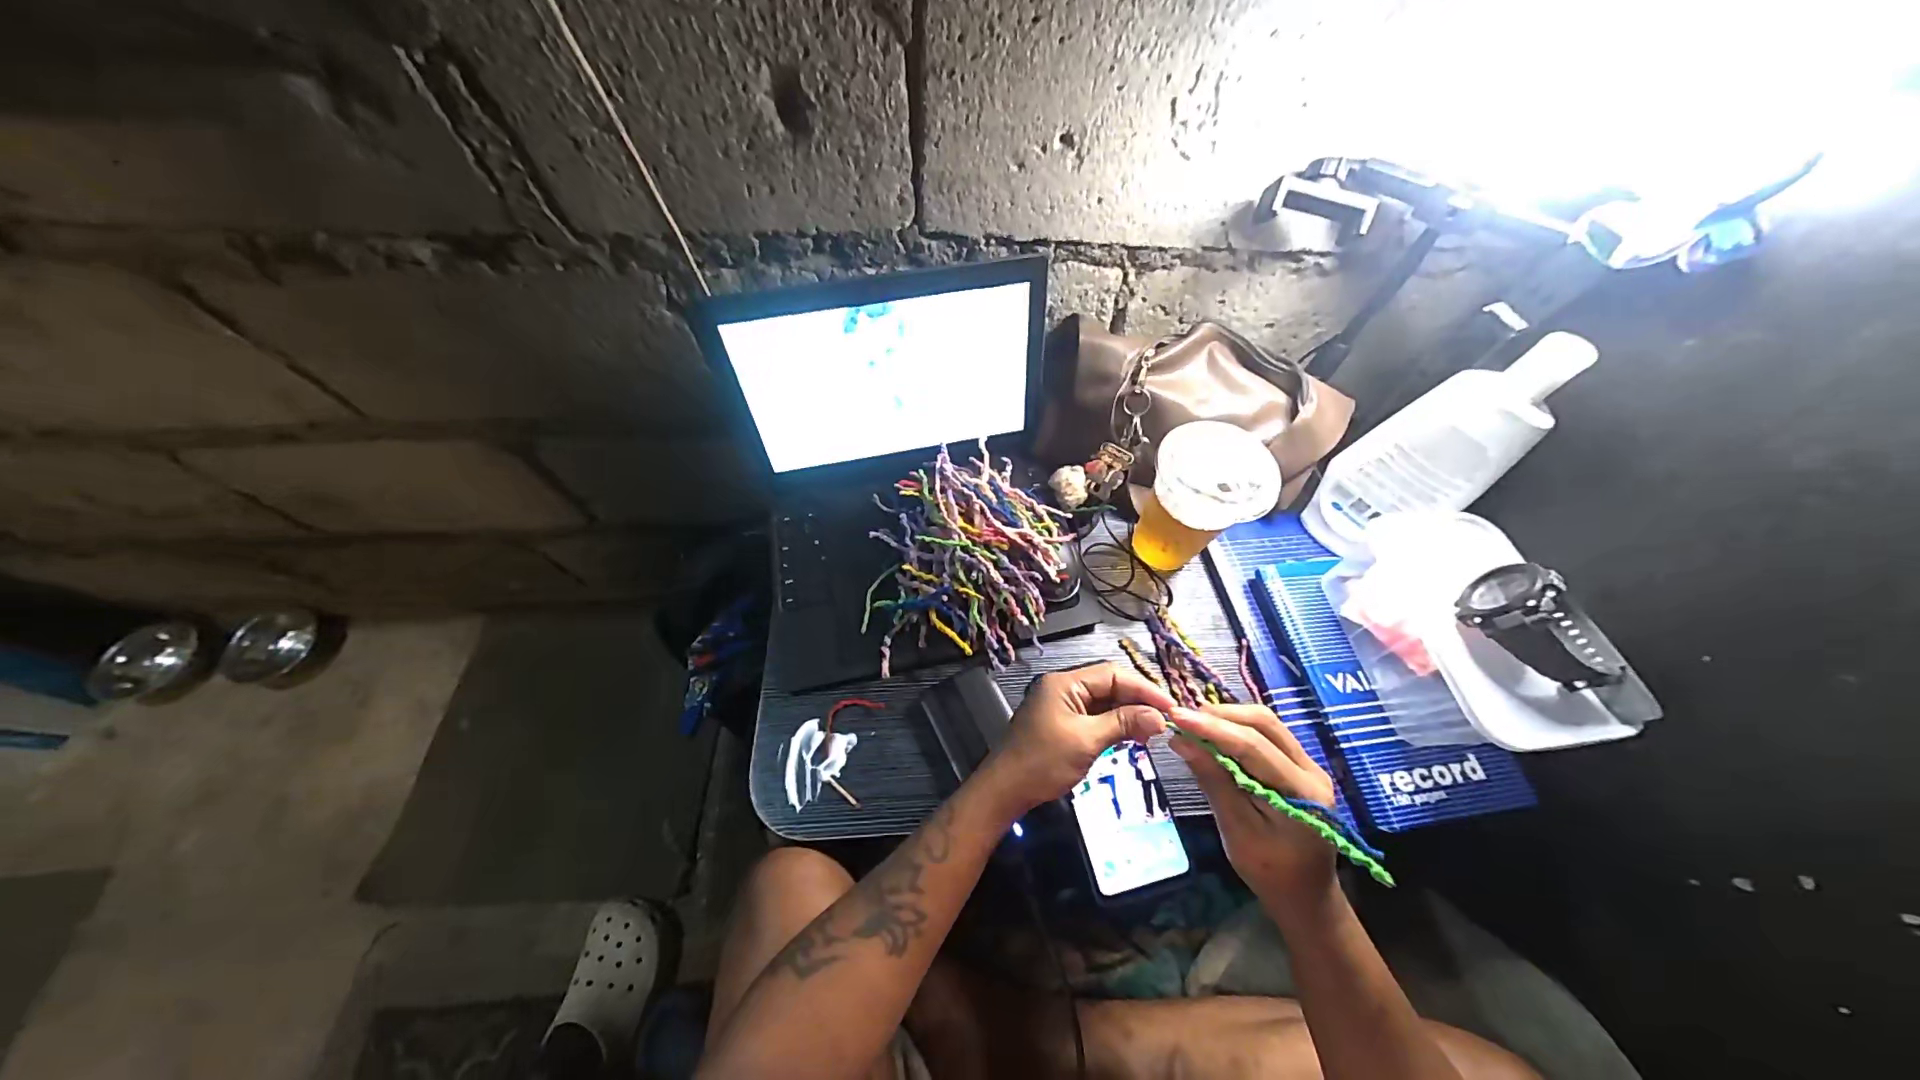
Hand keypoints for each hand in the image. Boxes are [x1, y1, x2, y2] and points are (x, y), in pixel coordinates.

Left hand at [975, 662, 1174, 814]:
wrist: (1006, 789)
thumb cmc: (1043, 762)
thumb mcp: (1086, 741)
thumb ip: (1123, 723)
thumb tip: (1158, 716)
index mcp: (1065, 683)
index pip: (1113, 674)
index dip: (1144, 688)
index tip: (1170, 707)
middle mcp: (1064, 688)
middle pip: (1110, 685)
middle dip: (1139, 701)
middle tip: (1166, 721)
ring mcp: (1064, 706)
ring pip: (1106, 702)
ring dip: (1130, 714)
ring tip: (1153, 732)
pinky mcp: (1065, 724)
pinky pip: (1097, 717)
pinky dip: (1116, 725)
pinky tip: (1134, 737)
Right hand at [1169, 703, 1339, 908]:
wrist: (1307, 897)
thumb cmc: (1270, 873)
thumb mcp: (1236, 831)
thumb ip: (1213, 781)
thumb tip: (1182, 741)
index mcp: (1301, 791)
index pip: (1253, 745)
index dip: (1212, 727)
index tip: (1177, 716)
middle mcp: (1312, 770)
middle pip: (1265, 724)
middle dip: (1222, 715)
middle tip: (1183, 716)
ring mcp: (1309, 766)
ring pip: (1267, 725)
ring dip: (1229, 718)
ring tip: (1194, 722)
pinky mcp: (1299, 768)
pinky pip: (1268, 736)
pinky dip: (1239, 730)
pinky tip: (1215, 734)